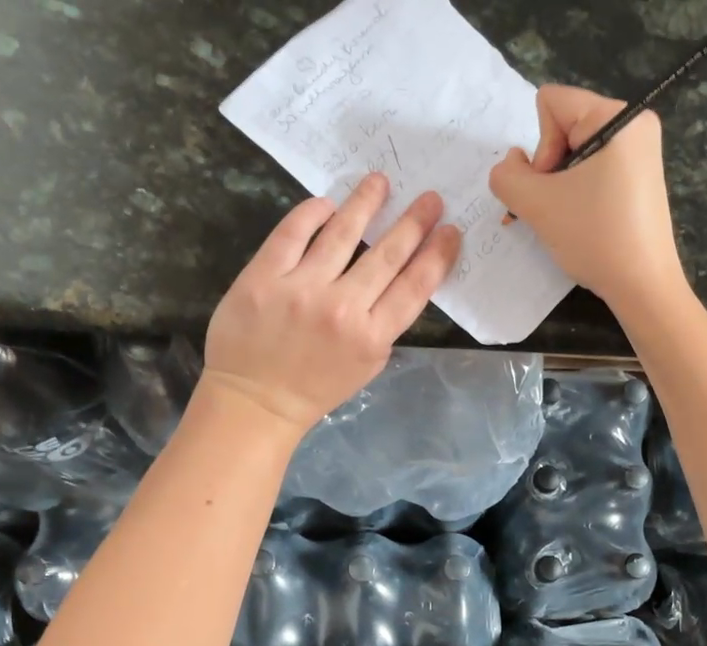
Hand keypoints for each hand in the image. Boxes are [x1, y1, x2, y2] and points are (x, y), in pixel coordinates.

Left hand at [202, 174, 460, 432]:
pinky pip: (293, 233)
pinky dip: (312, 214)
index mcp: (372, 337)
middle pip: (386, 256)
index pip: (414, 287)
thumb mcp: (366, 365)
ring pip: (341, 234)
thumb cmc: (316, 388)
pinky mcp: (263, 276)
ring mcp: (301, 289)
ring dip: (365, 204)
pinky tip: (327, 203)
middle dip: (413, 223)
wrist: (256, 401)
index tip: (450, 231)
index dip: (436, 255)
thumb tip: (398, 277)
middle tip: (430, 197)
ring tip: (380, 182)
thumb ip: (384, 324)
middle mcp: (342, 309)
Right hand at [490, 86, 684, 308]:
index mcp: (619, 116)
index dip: (540, 147)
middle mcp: (635, 125)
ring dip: (560, 186)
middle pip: (564, 127)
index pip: (551, 103)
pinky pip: (595, 171)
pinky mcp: (641, 181)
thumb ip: (507, 176)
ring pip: (576, 154)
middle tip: (558, 207)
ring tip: (569, 219)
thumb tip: (511, 163)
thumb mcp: (538, 204)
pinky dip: (580, 194)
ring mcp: (641, 154)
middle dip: (550, 169)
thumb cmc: (595, 238)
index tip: (554, 186)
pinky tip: (584, 223)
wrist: (644, 287)